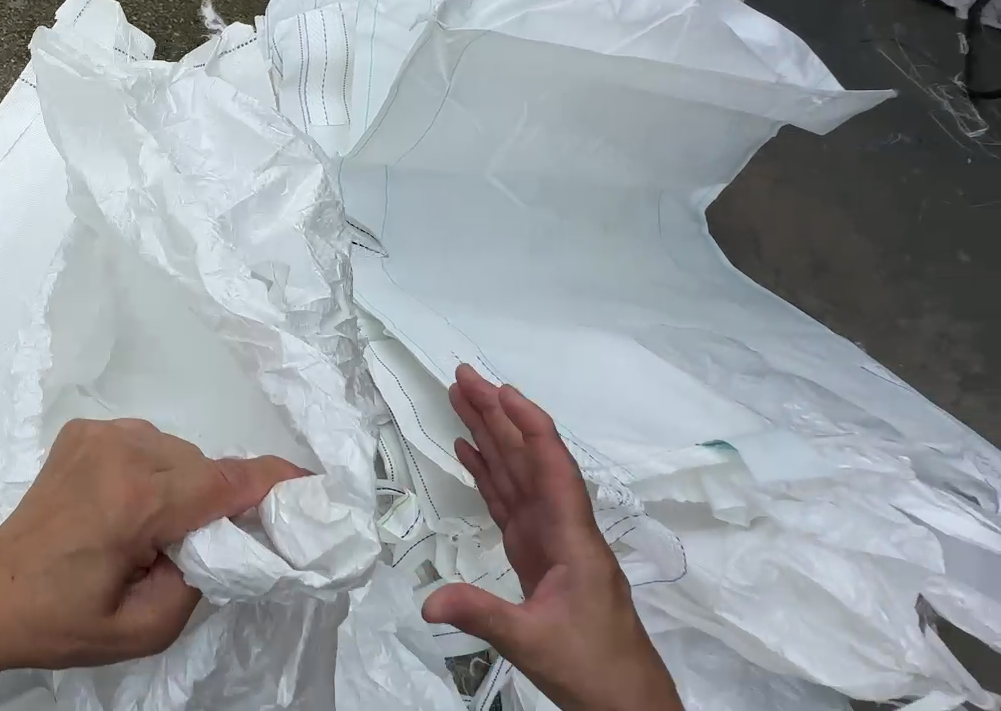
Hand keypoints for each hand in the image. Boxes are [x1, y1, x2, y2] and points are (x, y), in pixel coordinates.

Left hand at [0, 417, 308, 671]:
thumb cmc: (64, 617)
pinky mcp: (80, 431)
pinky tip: (126, 500)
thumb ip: (200, 580)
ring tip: (153, 526)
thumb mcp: (145, 627)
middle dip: (213, 500)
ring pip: (173, 450)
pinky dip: (150, 467)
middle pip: (200, 466)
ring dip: (181, 482)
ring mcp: (96, 434)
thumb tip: (221, 540)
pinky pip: (141, 441)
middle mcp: (119, 452)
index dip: (270, 481)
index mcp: (135, 500)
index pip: (222, 482)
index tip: (308, 481)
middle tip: (197, 544)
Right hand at [421, 365, 681, 710]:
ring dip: (490, 435)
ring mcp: (547, 538)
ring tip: (459, 398)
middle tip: (462, 376)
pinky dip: (487, 471)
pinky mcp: (533, 552)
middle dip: (497, 415)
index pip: (551, 466)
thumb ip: (481, 614)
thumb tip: (426, 601)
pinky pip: (507, 500)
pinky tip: (469, 450)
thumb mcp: (534, 643)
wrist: (627, 707)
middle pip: (528, 459)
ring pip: (516, 473)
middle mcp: (561, 527)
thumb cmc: (593, 671)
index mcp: (572, 538)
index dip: (527, 424)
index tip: (498, 389)